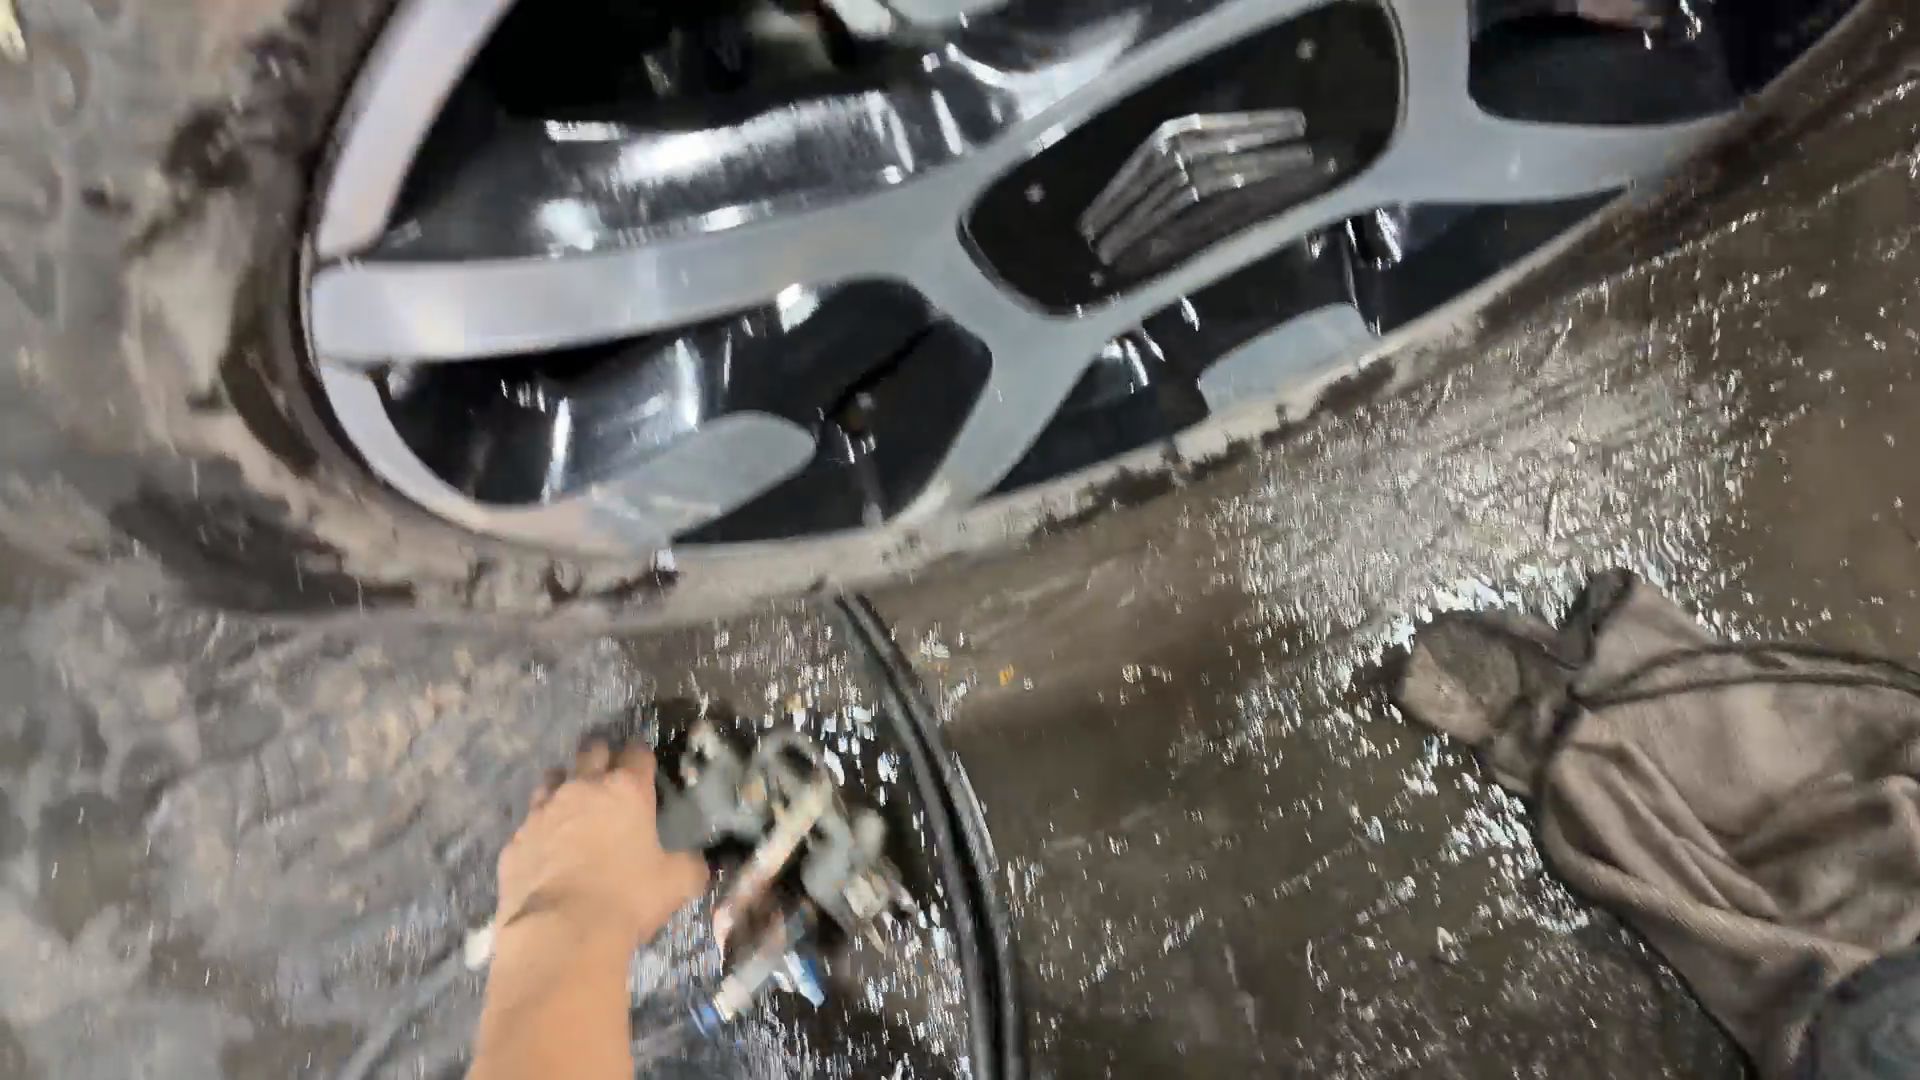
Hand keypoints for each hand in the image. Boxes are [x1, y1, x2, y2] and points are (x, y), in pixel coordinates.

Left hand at [494, 735, 709, 952]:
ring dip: (563, 786)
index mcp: (627, 790)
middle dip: (600, 757)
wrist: (560, 936)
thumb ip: (690, 865)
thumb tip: (700, 865)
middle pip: (591, 754)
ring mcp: (542, 814)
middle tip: (607, 775)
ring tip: (571, 805)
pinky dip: (538, 830)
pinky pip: (527, 825)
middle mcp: (583, 790)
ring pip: (551, 781)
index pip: (637, 754)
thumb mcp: (677, 882)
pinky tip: (545, 849)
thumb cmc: (628, 898)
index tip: (643, 766)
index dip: (641, 756)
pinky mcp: (513, 844)